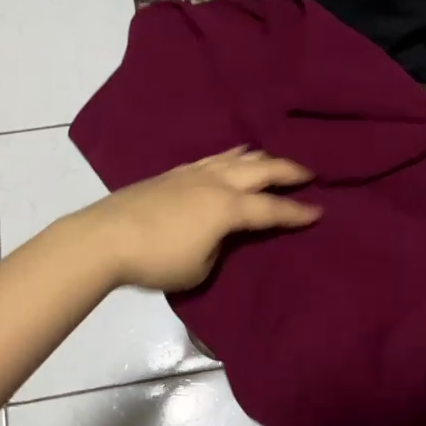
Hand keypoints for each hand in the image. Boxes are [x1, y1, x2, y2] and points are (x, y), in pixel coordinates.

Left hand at [63, 148, 320, 291]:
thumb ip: (220, 249)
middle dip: (289, 171)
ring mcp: (194, 173)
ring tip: (275, 160)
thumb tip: (222, 236)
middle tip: (310, 173)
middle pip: (261, 170)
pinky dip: (233, 155)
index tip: (320, 211)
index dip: (298, 212)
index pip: (272, 209)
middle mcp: (217, 183)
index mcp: (229, 208)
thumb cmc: (157, 260)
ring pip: (237, 157)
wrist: (105, 237)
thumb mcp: (200, 269)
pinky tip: (233, 156)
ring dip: (262, 158)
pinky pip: (215, 157)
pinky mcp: (174, 172)